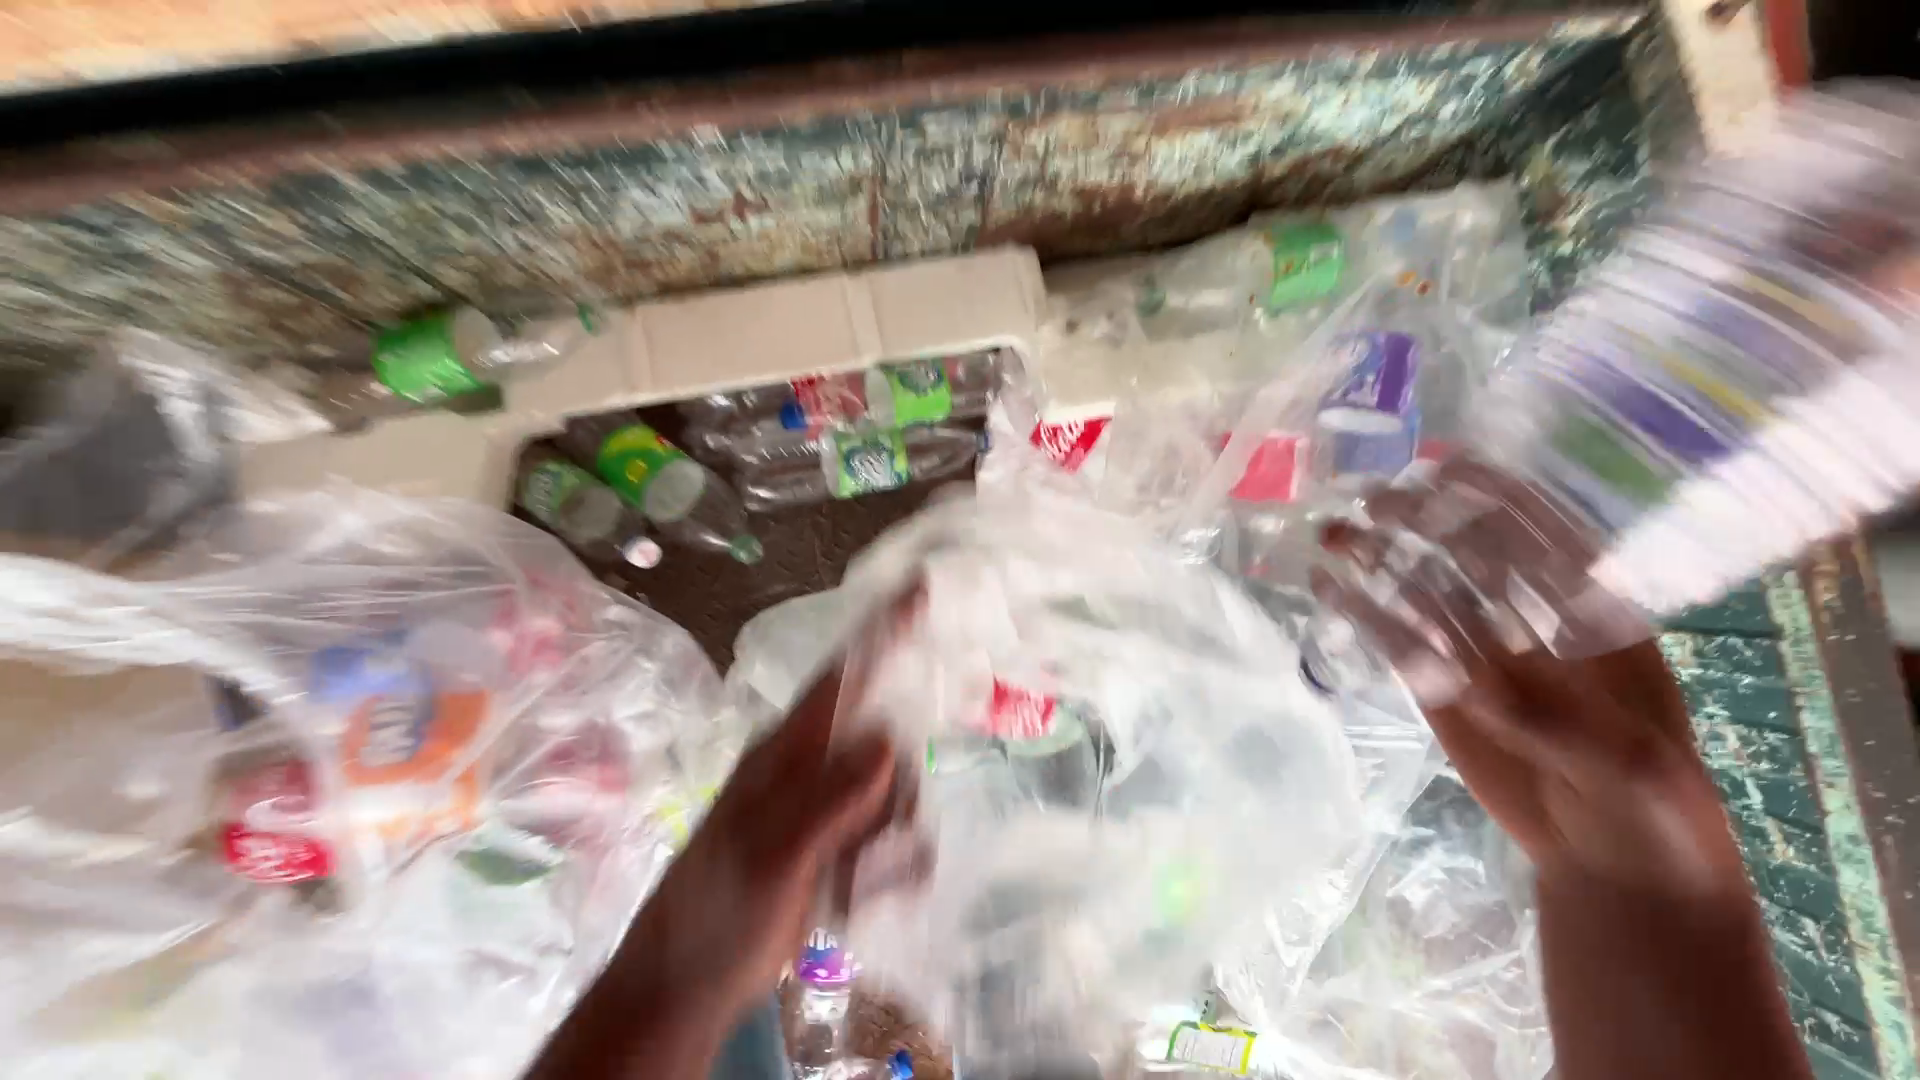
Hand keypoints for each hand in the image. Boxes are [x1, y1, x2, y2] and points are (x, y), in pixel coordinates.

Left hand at [529, 661, 899, 1079]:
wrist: (688, 983)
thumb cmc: (717, 908)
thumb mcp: (774, 851)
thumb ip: (831, 795)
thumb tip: (889, 738)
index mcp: (790, 749)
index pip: (843, 675)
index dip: (882, 631)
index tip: (921, 589)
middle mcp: (814, 768)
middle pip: (887, 744)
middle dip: (894, 787)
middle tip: (868, 839)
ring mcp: (828, 811)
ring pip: (895, 794)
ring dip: (890, 836)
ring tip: (853, 879)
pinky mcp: (839, 850)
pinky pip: (892, 839)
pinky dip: (892, 867)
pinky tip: (865, 896)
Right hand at [1314, 460, 1745, 897]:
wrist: (1613, 851)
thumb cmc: (1651, 805)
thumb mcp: (1632, 764)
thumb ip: (1565, 720)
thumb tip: (1488, 680)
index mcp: (1593, 616)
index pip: (1542, 537)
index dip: (1496, 497)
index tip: (1443, 468)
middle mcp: (1529, 619)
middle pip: (1471, 552)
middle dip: (1422, 520)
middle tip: (1370, 501)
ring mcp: (1477, 650)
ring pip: (1423, 590)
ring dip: (1379, 558)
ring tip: (1331, 535)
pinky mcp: (1438, 686)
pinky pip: (1393, 643)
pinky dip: (1360, 614)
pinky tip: (1327, 588)